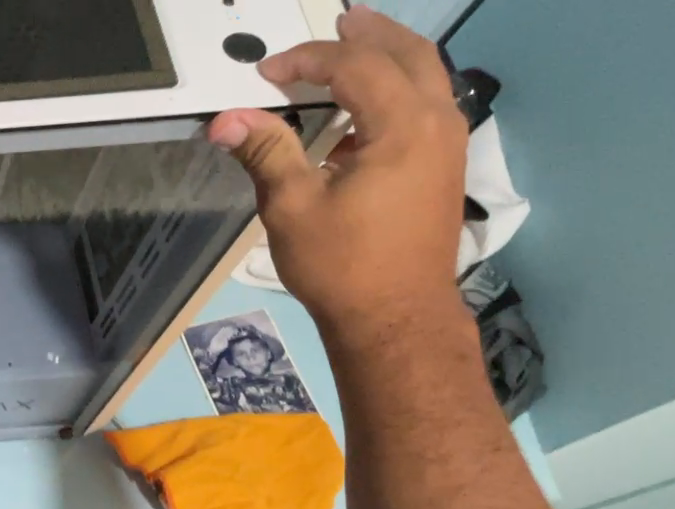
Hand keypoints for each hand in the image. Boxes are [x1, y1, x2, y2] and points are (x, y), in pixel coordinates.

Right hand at [208, 6, 470, 339]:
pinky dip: (397, 90)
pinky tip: (364, 114)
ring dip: (389, 57)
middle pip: (407, 54)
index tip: (267, 72)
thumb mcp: (292, 208)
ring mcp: (448, 143)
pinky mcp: (444, 166)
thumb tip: (226, 120)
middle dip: (368, 34)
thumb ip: (266, 154)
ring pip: (425, 76)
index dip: (308, 60)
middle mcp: (436, 121)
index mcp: (402, 125)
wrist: (394, 313)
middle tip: (339, 20)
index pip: (356, 67)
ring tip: (358, 50)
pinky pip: (426, 105)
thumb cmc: (340, 264)